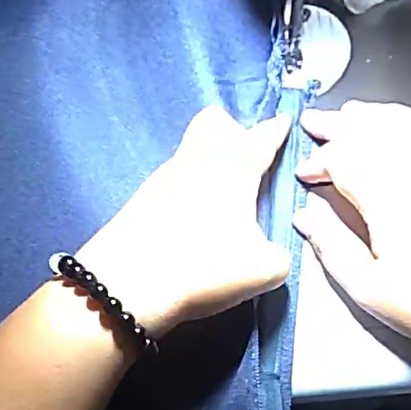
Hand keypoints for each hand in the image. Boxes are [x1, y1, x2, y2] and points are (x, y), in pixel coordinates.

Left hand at [72, 107, 293, 336]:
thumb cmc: (205, 267)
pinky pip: (171, 185)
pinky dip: (186, 196)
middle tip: (245, 164)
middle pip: (214, 123)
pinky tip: (190, 227)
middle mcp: (196, 161)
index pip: (261, 137)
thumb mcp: (265, 270)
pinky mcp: (138, 202)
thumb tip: (270, 251)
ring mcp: (162, 178)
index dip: (276, 130)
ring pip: (190, 155)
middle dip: (232, 132)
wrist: (128, 286)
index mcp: (234, 166)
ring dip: (208, 170)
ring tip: (220, 208)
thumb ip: (279, 255)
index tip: (282, 123)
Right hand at [293, 101, 410, 373]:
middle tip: (316, 122)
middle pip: (374, 133)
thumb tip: (306, 217)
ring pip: (408, 125)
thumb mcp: (368, 288)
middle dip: (340, 125)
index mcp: (389, 198)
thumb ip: (332, 246)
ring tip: (354, 114)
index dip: (319, 159)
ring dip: (376, 117)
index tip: (304, 171)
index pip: (345, 159)